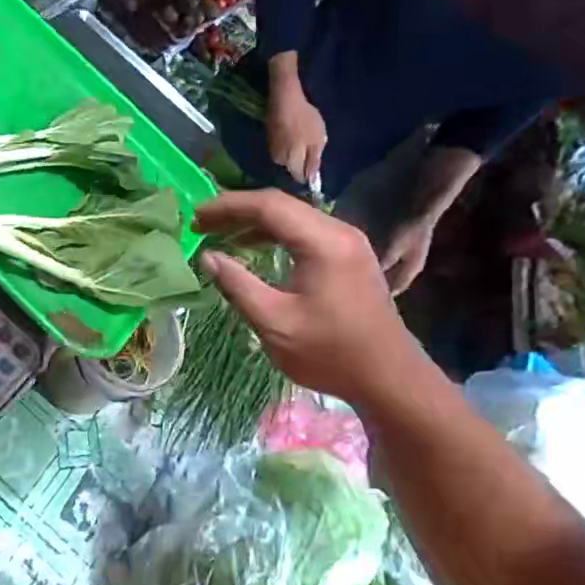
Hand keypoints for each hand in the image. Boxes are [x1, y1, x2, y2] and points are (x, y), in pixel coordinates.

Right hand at [194, 190, 429, 405]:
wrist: (388, 378)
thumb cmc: (330, 353)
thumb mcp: (274, 322)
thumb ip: (237, 285)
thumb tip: (207, 257)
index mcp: (323, 242)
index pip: (268, 206)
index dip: (228, 207)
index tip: (196, 217)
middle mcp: (340, 232)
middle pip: (282, 206)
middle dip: (238, 212)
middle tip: (201, 224)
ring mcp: (349, 243)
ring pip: (294, 218)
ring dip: (255, 224)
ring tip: (220, 235)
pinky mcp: (350, 258)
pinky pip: (306, 233)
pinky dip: (275, 236)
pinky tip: (254, 250)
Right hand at [266, 75, 326, 184]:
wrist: (284, 101)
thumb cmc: (304, 121)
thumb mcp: (317, 141)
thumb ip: (314, 161)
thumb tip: (312, 180)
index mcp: (292, 163)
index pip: (300, 177)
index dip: (308, 174)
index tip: (315, 167)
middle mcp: (279, 161)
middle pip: (292, 169)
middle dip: (301, 164)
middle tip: (311, 150)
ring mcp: (272, 150)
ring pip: (286, 159)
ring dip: (294, 154)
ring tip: (301, 141)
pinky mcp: (269, 140)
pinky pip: (281, 149)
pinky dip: (288, 145)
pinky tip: (293, 135)